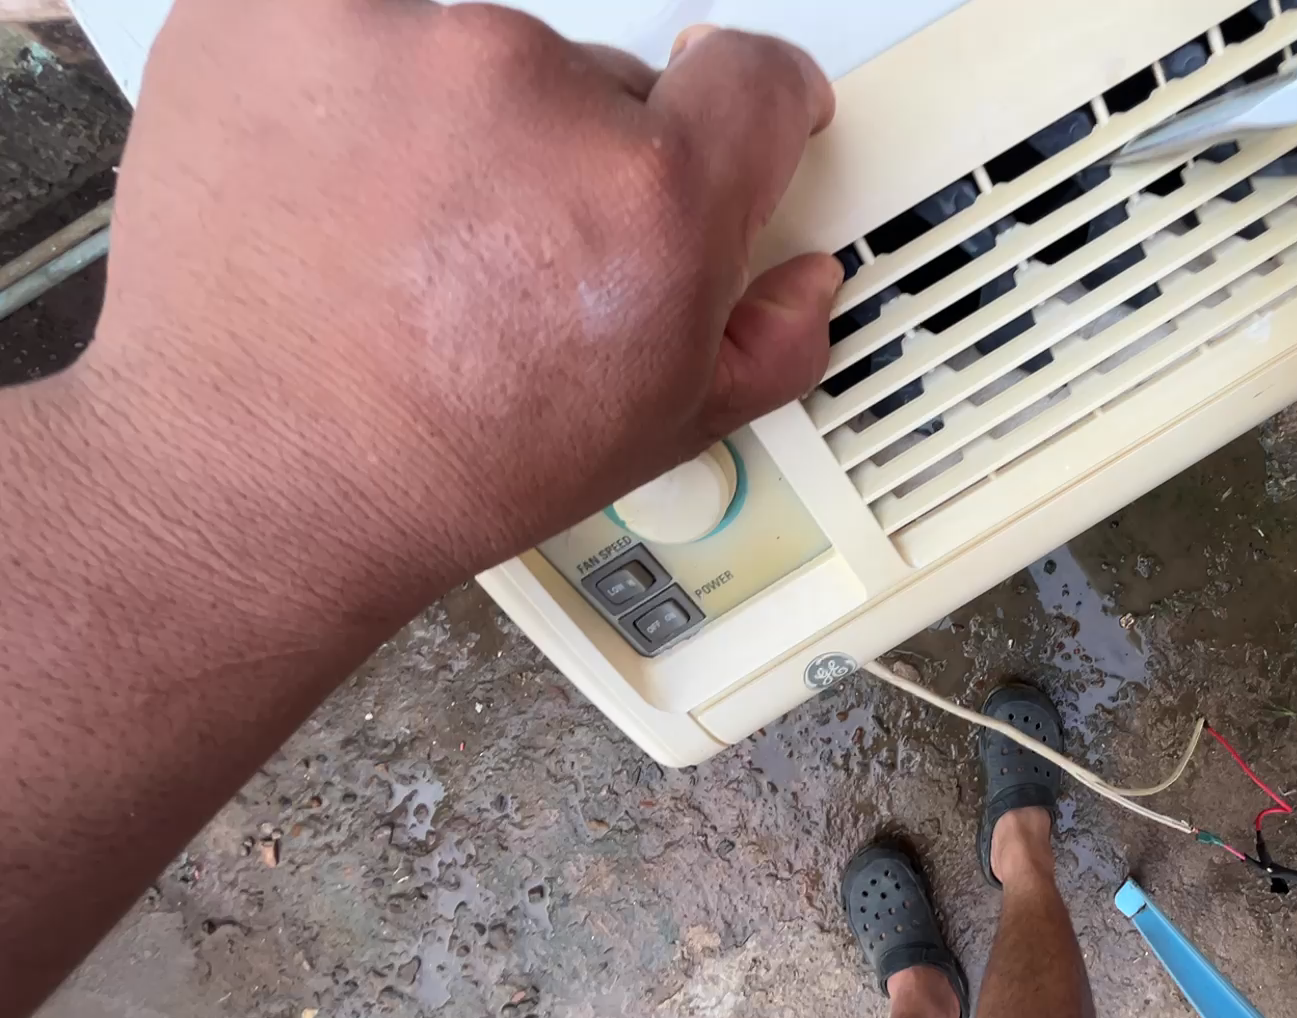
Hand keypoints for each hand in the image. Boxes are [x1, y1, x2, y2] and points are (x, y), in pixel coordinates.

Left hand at [0, 0, 839, 1017]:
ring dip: (516, 139)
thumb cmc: (481, 473)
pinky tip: (383, 197)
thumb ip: (774, 341)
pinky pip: (399, 22)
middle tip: (567, 251)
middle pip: (638, 82)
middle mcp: (542, 116)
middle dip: (626, 165)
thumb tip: (820, 282)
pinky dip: (405, 85)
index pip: (766, 83)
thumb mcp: (675, 432)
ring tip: (464, 242)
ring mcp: (400, 52)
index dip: (779, 110)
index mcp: (652, 222)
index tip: (762, 133)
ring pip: (525, 53)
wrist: (265, 480)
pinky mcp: (273, 16)